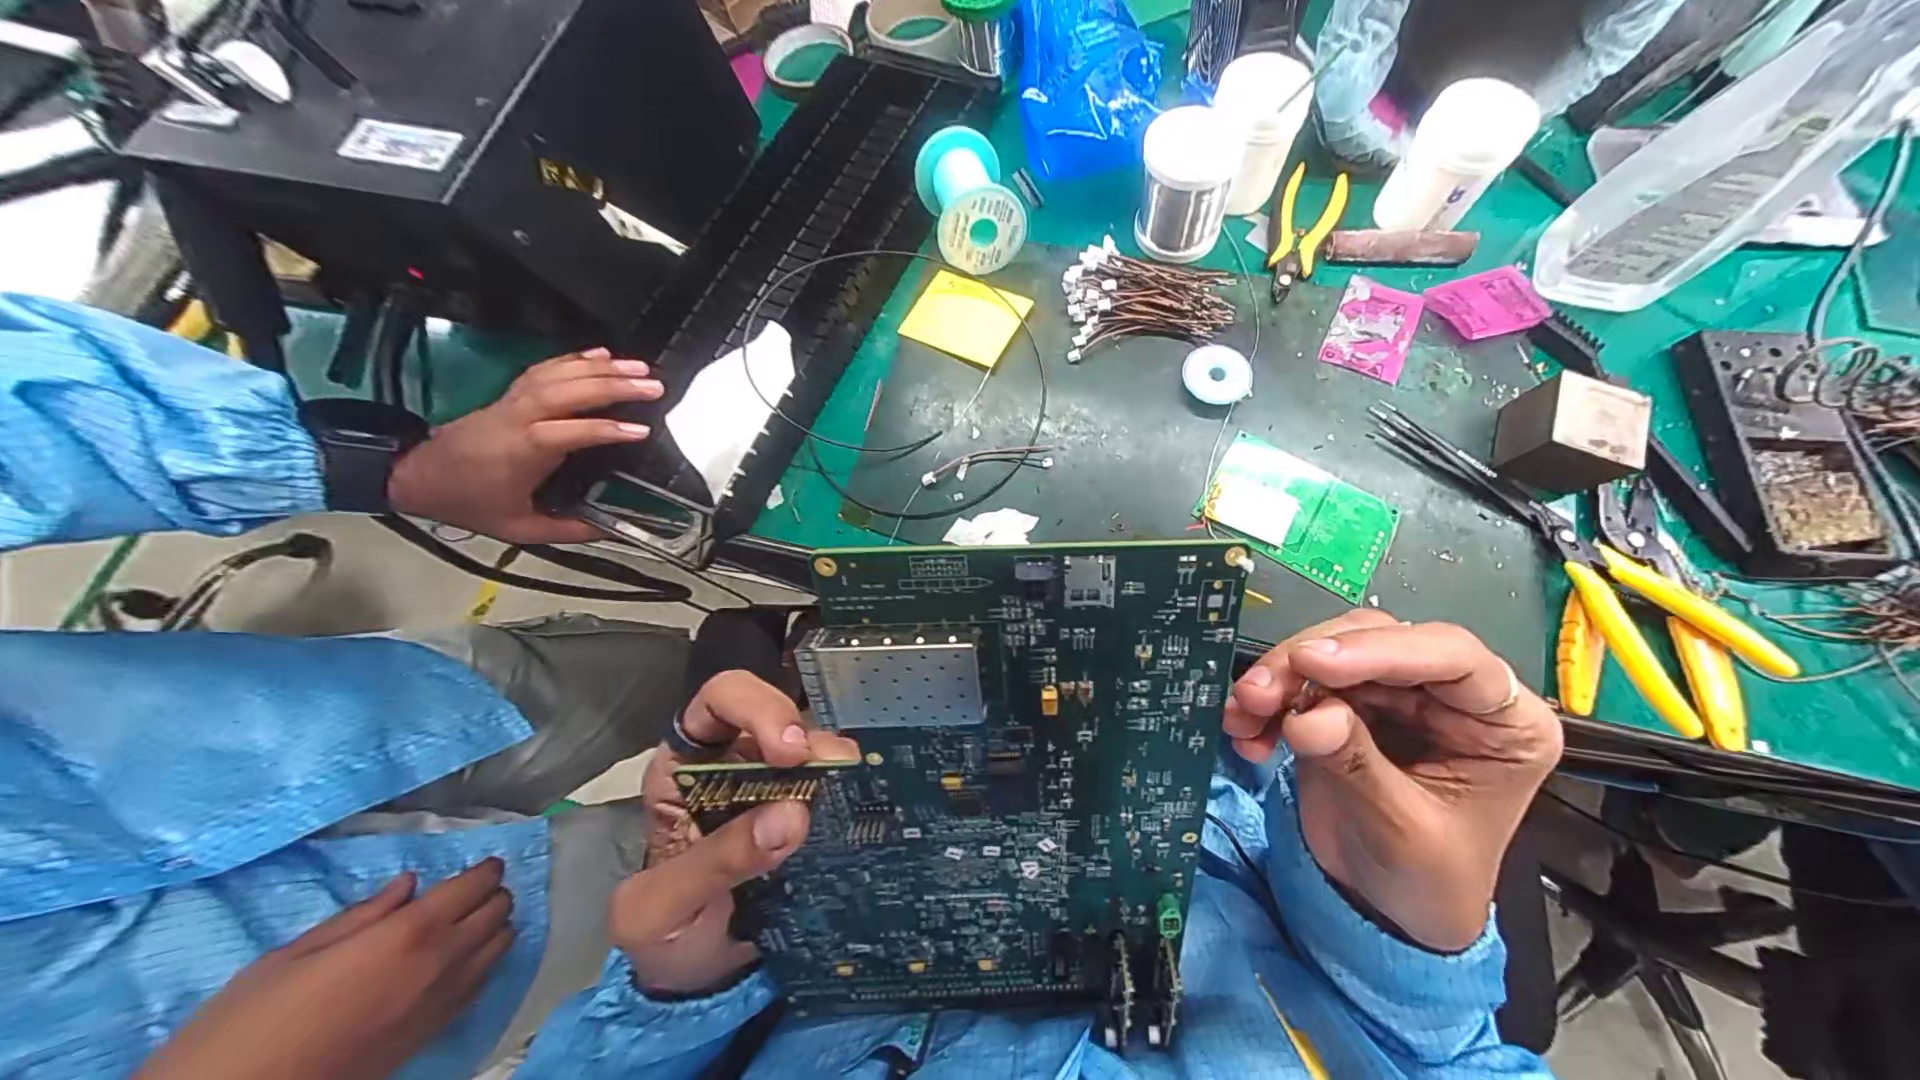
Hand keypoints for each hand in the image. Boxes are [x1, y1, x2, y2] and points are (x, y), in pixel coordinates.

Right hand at [136, 860, 514, 1079]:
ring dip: (494, 926)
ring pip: (501, 944)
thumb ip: (362, 915)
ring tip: (467, 923)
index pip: (477, 884)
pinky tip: (458, 962)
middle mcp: (441, 960)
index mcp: (410, 931)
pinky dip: (484, 961)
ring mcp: (443, 1000)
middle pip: (500, 909)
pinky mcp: (434, 1033)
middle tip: (469, 893)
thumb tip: (409, 884)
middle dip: (493, 893)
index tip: (482, 865)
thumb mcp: (290, 957)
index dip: (486, 869)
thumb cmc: (242, 1030)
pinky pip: (483, 982)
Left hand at [387, 347, 662, 543]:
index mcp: (522, 451)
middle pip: (568, 391)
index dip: (606, 430)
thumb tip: (611, 530)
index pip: (568, 432)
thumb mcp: (520, 528)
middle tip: (652, 385)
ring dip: (602, 367)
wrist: (415, 477)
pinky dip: (575, 358)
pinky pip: (544, 368)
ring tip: (638, 366)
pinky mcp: (511, 394)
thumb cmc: (468, 502)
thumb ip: (569, 530)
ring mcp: (513, 401)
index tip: (641, 430)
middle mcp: (518, 418)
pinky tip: (601, 355)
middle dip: (613, 384)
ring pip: (559, 374)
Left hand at [611, 671, 858, 995]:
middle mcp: (734, 763)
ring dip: (833, 763)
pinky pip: (834, 786)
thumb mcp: (660, 911)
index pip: (718, 703)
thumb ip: (712, 863)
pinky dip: (850, 790)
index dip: (755, 707)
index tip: (788, 750)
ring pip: (812, 747)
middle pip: (773, 712)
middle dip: (802, 733)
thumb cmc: (663, 936)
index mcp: (685, 768)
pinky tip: (860, 806)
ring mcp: (776, 787)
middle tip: (832, 767)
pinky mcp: (809, 814)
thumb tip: (790, 816)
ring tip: (849, 792)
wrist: (697, 982)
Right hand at [1224, 610, 1561, 950]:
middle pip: (1372, 641)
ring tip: (1241, 715)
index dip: (1381, 650)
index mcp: (1500, 722)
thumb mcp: (1402, 830)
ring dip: (1276, 678)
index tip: (1312, 663)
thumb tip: (1308, 716)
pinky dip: (1265, 701)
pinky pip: (1297, 681)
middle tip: (1255, 694)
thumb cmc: (1426, 879)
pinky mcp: (1341, 702)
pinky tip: (1245, 732)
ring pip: (1327, 651)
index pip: (1450, 656)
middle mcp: (1444, 693)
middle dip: (1305, 663)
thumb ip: (1357, 765)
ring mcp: (1388, 694)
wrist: (1385, 906)